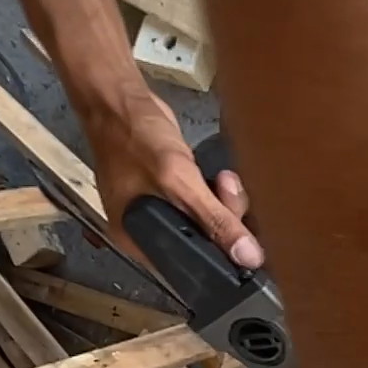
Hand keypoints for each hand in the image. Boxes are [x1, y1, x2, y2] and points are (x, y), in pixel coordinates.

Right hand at [91, 88, 262, 268]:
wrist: (117, 96)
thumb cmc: (135, 139)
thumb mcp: (179, 183)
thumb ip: (215, 222)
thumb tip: (250, 259)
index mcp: (141, 245)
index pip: (193, 272)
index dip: (224, 266)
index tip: (249, 251)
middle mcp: (152, 236)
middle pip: (206, 249)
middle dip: (227, 226)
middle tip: (230, 196)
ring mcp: (165, 214)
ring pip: (211, 227)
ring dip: (228, 206)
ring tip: (225, 180)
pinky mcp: (176, 196)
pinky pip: (208, 207)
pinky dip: (219, 195)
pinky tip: (222, 178)